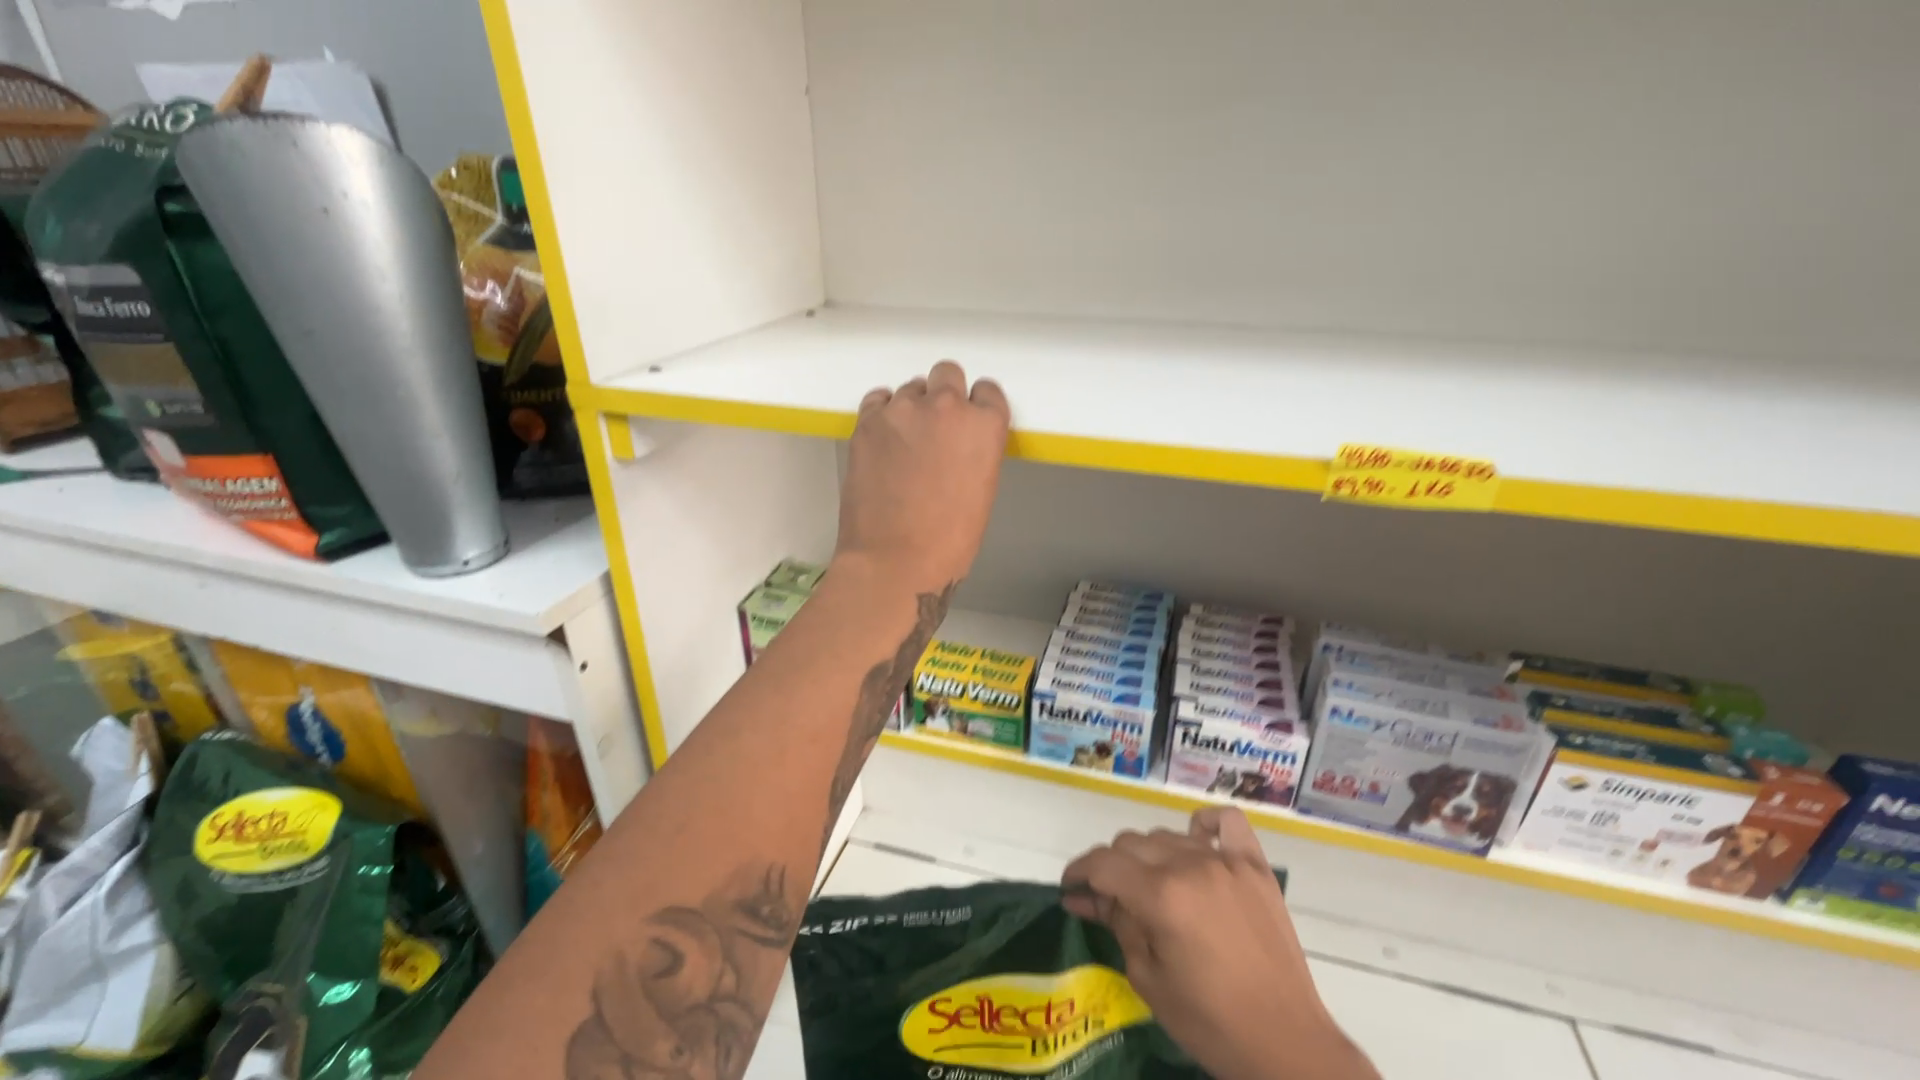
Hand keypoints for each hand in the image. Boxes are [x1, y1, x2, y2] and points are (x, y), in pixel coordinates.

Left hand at [833, 361, 1009, 593]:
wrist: (895, 560)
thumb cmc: (948, 540)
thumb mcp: (982, 490)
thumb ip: (974, 451)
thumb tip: (957, 445)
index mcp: (985, 426)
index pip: (988, 391)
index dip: (977, 406)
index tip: (968, 421)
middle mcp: (947, 407)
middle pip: (947, 374)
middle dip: (943, 394)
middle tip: (935, 426)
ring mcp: (903, 410)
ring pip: (910, 388)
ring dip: (911, 408)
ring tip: (904, 442)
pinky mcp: (868, 422)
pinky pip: (878, 400)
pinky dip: (882, 413)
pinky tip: (883, 440)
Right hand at [1062, 808, 1377, 1079]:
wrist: (1283, 1040)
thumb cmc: (1207, 1020)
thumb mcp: (1147, 976)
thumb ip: (1118, 924)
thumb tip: (1087, 898)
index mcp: (1161, 895)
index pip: (1103, 863)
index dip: (1079, 872)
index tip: (1071, 889)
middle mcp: (1191, 866)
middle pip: (1131, 843)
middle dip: (1111, 868)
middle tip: (1110, 901)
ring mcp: (1228, 862)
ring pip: (1169, 835)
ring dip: (1150, 856)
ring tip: (1153, 888)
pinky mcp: (1257, 868)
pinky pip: (1227, 823)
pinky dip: (1205, 826)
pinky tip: (1197, 846)